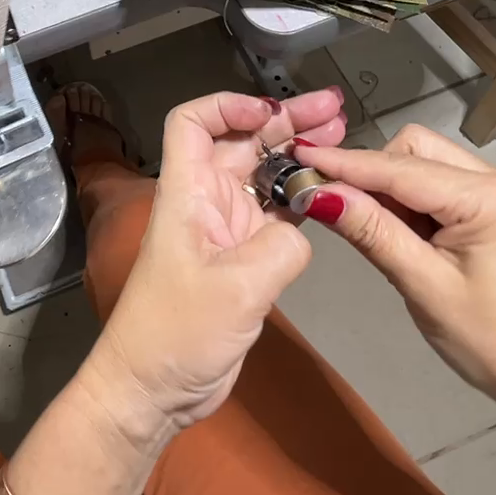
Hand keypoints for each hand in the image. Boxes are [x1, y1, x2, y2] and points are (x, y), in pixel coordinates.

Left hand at [91, 88, 348, 431]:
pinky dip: (303, 193)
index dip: (228, 105)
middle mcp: (205, 197)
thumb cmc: (177, 332)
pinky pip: (277, 210)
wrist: (154, 389)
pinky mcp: (243, 253)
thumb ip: (281, 248)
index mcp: (187, 191)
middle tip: (334, 108)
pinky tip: (333, 184)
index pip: (193, 123)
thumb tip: (309, 217)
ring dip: (299, 151)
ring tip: (342, 130)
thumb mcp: (236, 289)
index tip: (271, 111)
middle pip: (241, 141)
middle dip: (285, 120)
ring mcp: (226, 225)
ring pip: (263, 172)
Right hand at [294, 126, 495, 435]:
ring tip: (367, 226)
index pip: (397, 168)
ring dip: (384, 186)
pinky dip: (402, 198)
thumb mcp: (424, 287)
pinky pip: (430, 184)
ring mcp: (491, 192)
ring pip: (418, 162)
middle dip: (369, 171)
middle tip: (337, 208)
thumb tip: (316, 192)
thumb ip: (371, 232)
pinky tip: (391, 229)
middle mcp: (492, 180)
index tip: (296, 157)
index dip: (343, 163)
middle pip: (410, 150)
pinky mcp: (485, 209)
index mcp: (486, 198)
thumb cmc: (491, 343)